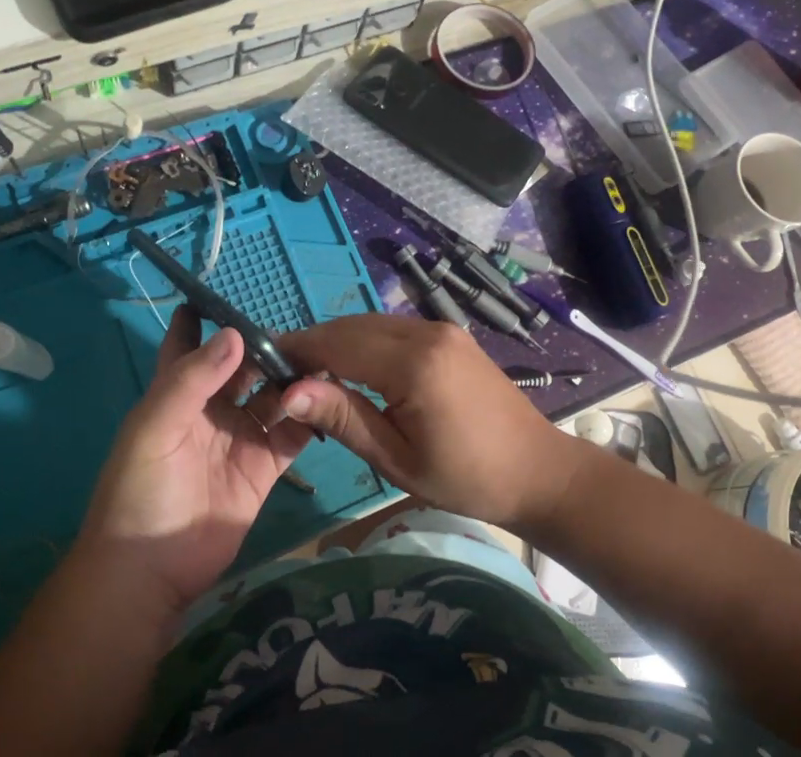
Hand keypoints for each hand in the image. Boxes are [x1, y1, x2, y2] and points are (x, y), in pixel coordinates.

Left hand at [82, 306, 311, 609]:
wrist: (148, 571)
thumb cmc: (139, 491)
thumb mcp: (155, 428)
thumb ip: (191, 380)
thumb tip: (234, 333)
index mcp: (176, 395)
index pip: (188, 345)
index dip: (204, 319)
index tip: (232, 292)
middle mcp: (210, 412)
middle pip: (243, 369)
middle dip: (266, 348)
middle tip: (304, 329)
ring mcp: (238, 441)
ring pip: (272, 399)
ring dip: (293, 381)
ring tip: (326, 359)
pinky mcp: (262, 471)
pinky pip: (290, 437)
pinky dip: (308, 419)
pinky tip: (330, 401)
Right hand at [276, 315, 589, 532]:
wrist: (536, 471)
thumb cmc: (465, 477)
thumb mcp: (396, 458)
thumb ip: (343, 418)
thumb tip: (287, 393)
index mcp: (413, 364)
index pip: (336, 344)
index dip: (297, 352)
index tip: (264, 369)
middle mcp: (426, 333)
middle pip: (351, 327)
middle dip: (314, 345)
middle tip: (283, 377)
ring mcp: (441, 329)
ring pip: (370, 323)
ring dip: (338, 342)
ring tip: (312, 376)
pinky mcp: (449, 335)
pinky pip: (393, 329)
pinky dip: (364, 342)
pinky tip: (353, 369)